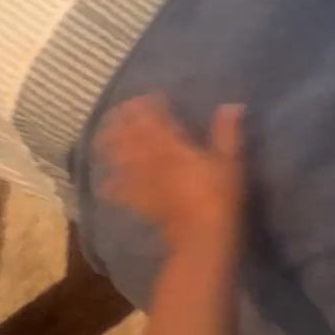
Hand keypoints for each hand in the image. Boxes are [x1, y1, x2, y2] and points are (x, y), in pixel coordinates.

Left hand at [99, 95, 245, 251]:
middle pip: (135, 140)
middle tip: (115, 113)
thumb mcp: (232, 160)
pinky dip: (115, 187)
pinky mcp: (145, 205)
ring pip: (125, 162)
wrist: (202, 238)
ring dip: (113, 150)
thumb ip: (228, 132)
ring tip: (103, 140)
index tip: (145, 96)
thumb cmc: (220, 195)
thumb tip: (231, 105)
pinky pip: (126, 193)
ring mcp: (148, 185)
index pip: (159, 122)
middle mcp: (156, 163)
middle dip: (124, 125)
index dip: (150, 109)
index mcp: (177, 148)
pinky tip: (106, 185)